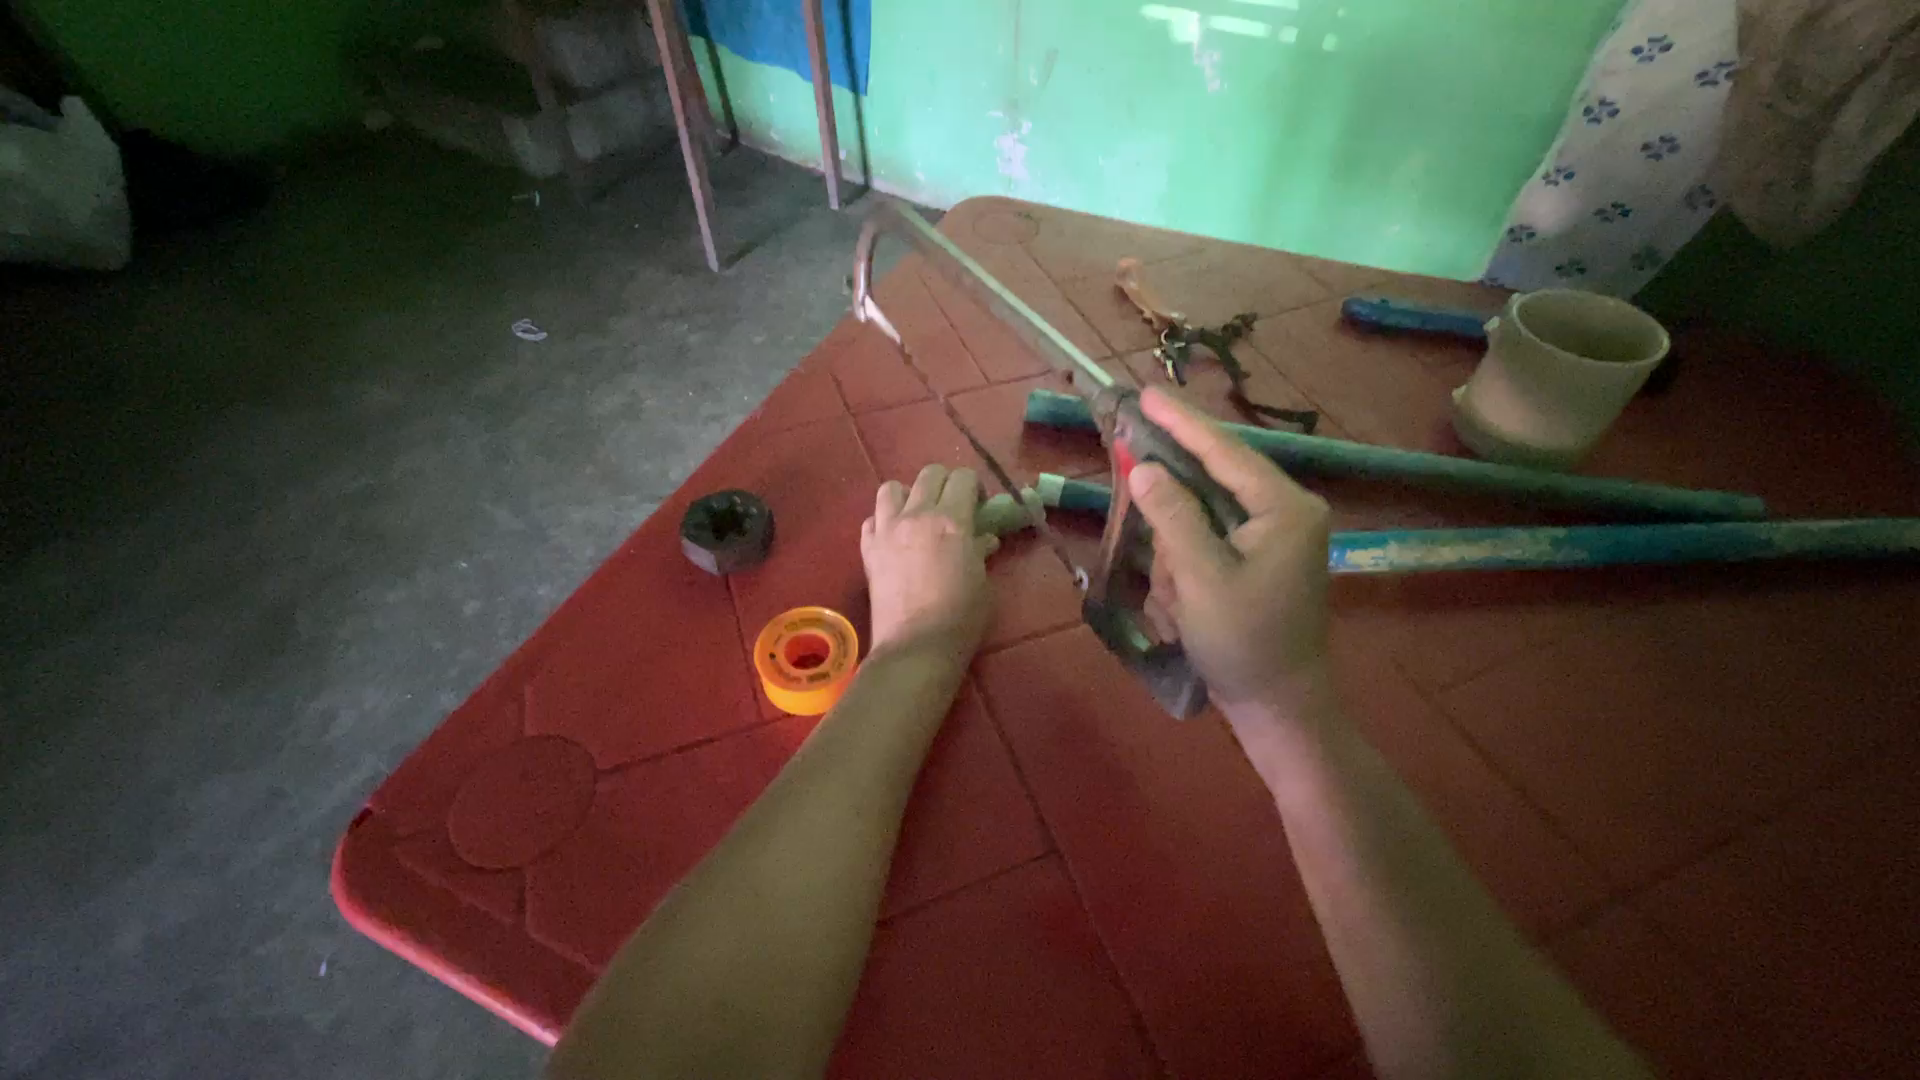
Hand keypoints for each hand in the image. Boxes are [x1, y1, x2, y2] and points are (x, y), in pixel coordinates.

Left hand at [862, 464, 998, 660]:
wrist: (915, 646)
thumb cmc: (961, 618)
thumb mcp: (983, 582)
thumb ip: (980, 552)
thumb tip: (983, 539)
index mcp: (951, 520)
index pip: (964, 478)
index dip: (975, 487)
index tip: (980, 506)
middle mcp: (917, 515)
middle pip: (929, 474)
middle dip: (946, 484)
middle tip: (953, 507)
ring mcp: (887, 530)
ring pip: (892, 487)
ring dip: (908, 495)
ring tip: (917, 515)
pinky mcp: (867, 549)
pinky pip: (872, 519)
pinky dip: (884, 522)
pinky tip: (895, 539)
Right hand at [1127, 389, 1332, 713]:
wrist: (1279, 705)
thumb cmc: (1244, 642)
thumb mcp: (1201, 577)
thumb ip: (1173, 515)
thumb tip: (1145, 467)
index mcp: (1284, 507)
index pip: (1225, 450)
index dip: (1181, 421)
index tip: (1145, 394)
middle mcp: (1285, 511)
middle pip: (1212, 482)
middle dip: (1172, 520)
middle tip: (1146, 531)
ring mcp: (1273, 536)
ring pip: (1201, 518)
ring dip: (1176, 559)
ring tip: (1180, 606)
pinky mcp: (1258, 559)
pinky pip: (1206, 544)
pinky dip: (1185, 571)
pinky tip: (1185, 609)